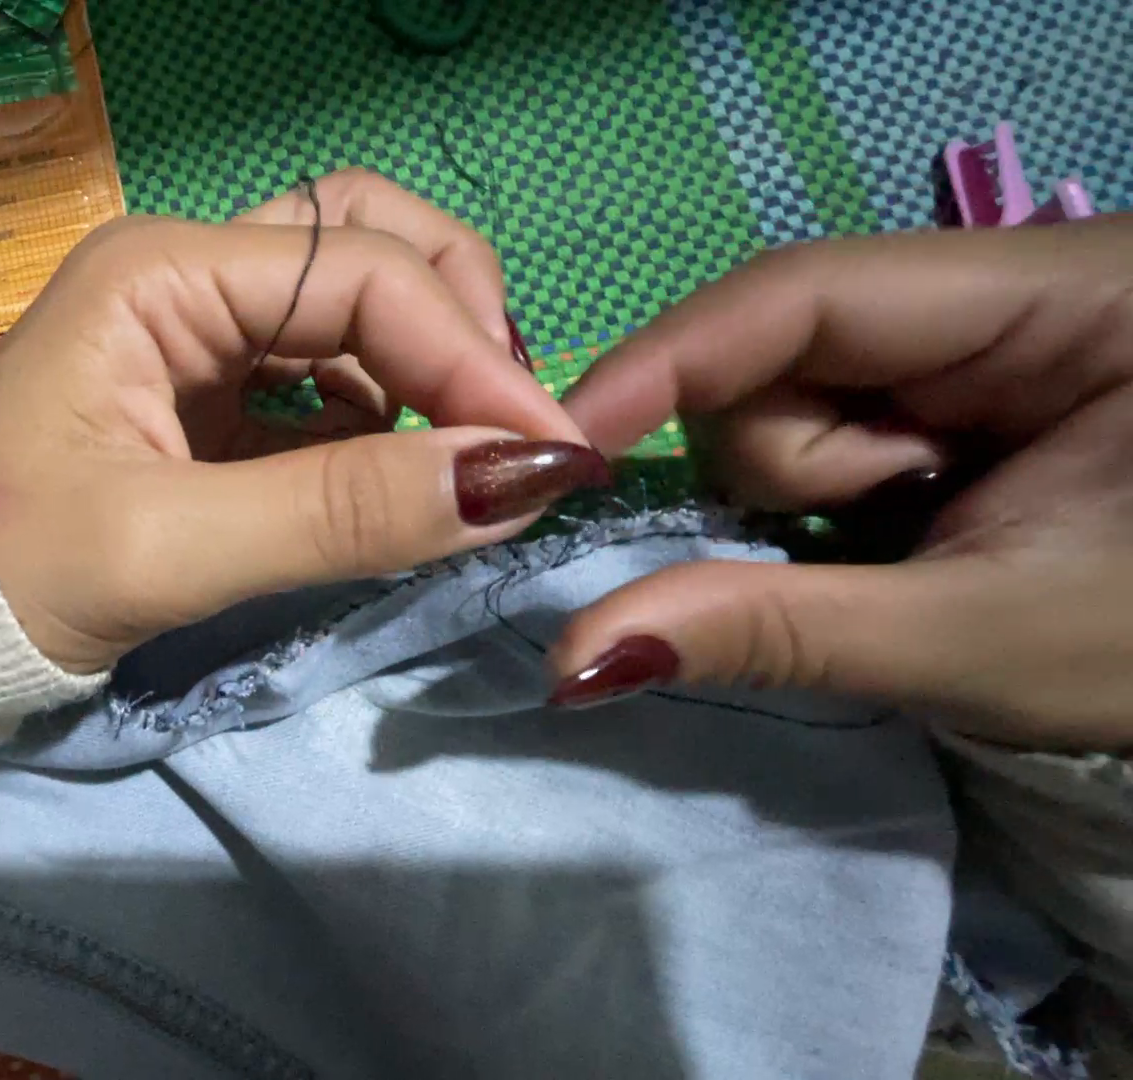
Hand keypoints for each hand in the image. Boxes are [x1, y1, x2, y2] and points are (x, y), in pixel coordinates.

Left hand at [0, 170, 605, 672]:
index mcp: (158, 276)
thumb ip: (337, 511)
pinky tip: (389, 467)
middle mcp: (183, 279)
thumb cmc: (10, 574)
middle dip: (453, 319)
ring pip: (348, 305)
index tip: (546, 450)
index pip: (357, 274)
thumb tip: (516, 481)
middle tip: (503, 420)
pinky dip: (377, 411)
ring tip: (460, 452)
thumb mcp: (168, 547)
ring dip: (424, 365)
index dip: (468, 354)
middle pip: (363, 245)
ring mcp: (194, 335)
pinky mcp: (204, 395)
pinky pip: (318, 376)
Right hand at [556, 215, 1132, 748]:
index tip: (569, 452)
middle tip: (867, 531)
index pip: (800, 292)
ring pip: (775, 397)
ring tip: (904, 537)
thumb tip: (572, 656)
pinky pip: (805, 425)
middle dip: (777, 465)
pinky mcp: (941, 388)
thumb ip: (765, 631)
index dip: (661, 366)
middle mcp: (1005, 290)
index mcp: (1071, 296)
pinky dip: (812, 490)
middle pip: (772, 350)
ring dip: (797, 487)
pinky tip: (893, 521)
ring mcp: (969, 339)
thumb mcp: (972, 641)